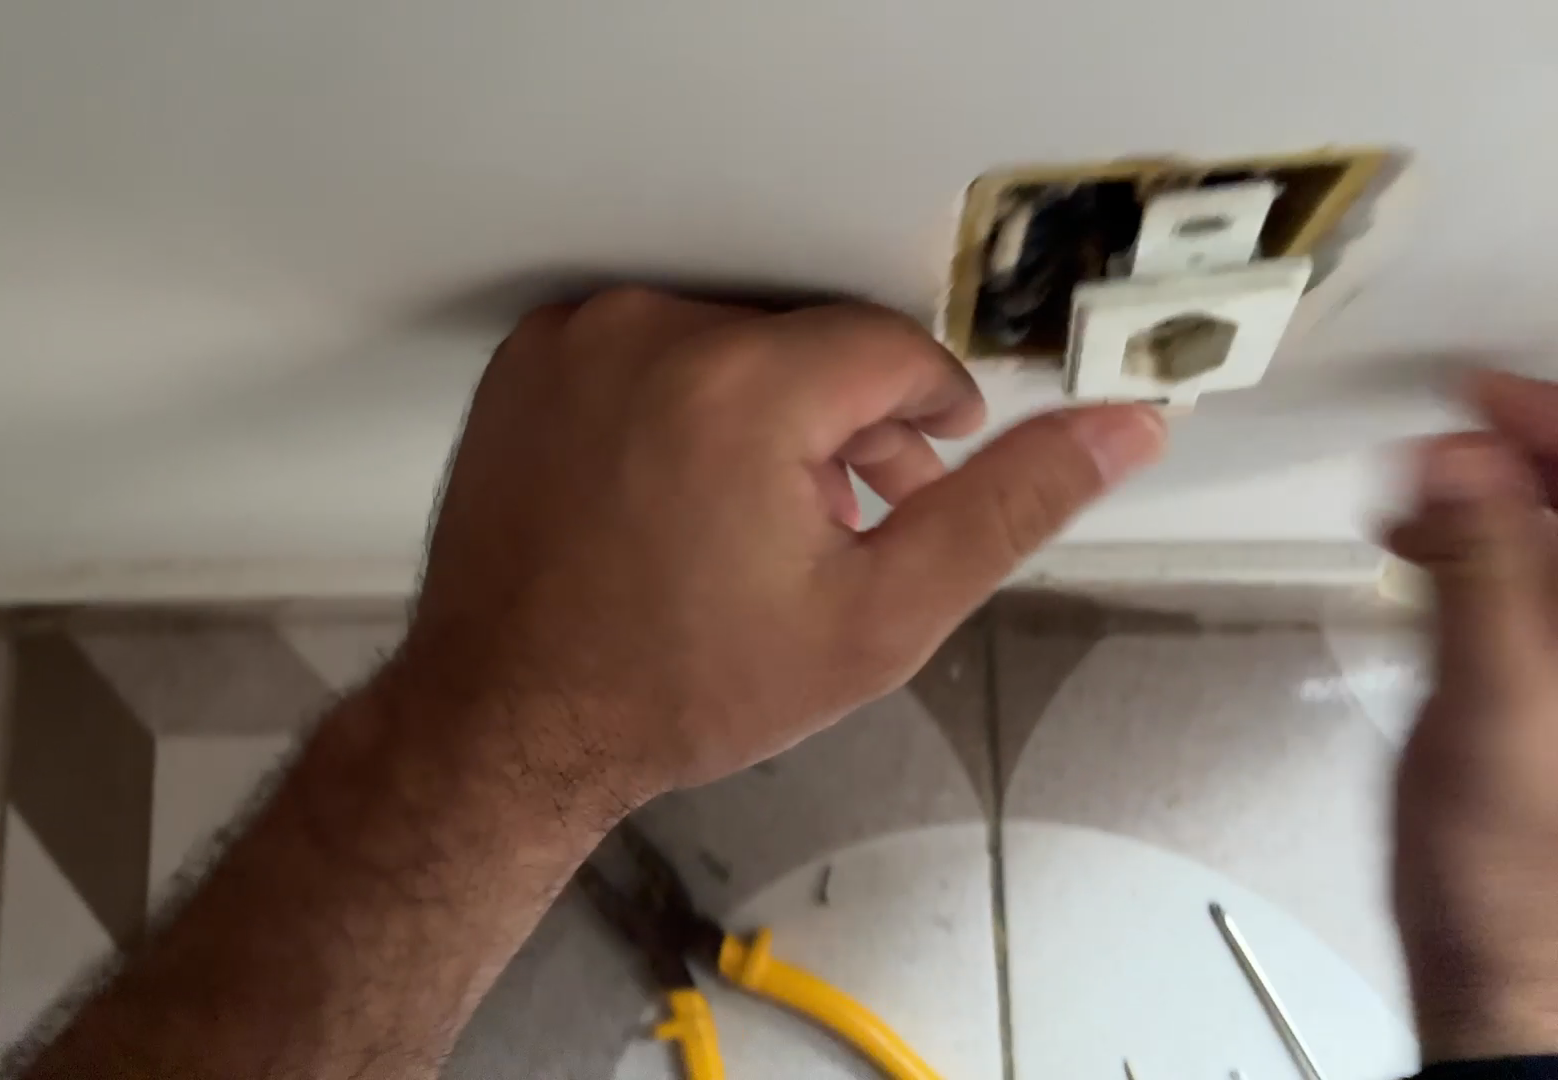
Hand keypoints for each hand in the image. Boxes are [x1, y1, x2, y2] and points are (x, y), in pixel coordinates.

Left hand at [390, 287, 1165, 803]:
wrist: (512, 718)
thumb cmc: (679, 688)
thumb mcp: (872, 621)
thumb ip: (1001, 511)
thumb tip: (1117, 429)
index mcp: (743, 387)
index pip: (892, 349)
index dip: (926, 411)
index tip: (920, 461)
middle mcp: (648, 336)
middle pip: (802, 344)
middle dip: (838, 421)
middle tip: (829, 514)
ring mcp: (573, 343)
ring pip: (722, 343)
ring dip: (755, 411)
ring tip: (744, 510)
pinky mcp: (527, 364)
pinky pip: (640, 355)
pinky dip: (673, 403)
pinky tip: (667, 487)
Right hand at [1386, 370, 1557, 1060]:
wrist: (1521, 968)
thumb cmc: (1520, 871)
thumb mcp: (1493, 710)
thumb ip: (1484, 579)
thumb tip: (1457, 468)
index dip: (1552, 423)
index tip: (1475, 393)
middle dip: (1524, 464)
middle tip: (1438, 451)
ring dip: (1498, 507)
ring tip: (1422, 506)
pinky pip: (1542, 587)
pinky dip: (1486, 554)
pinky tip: (1439, 558)